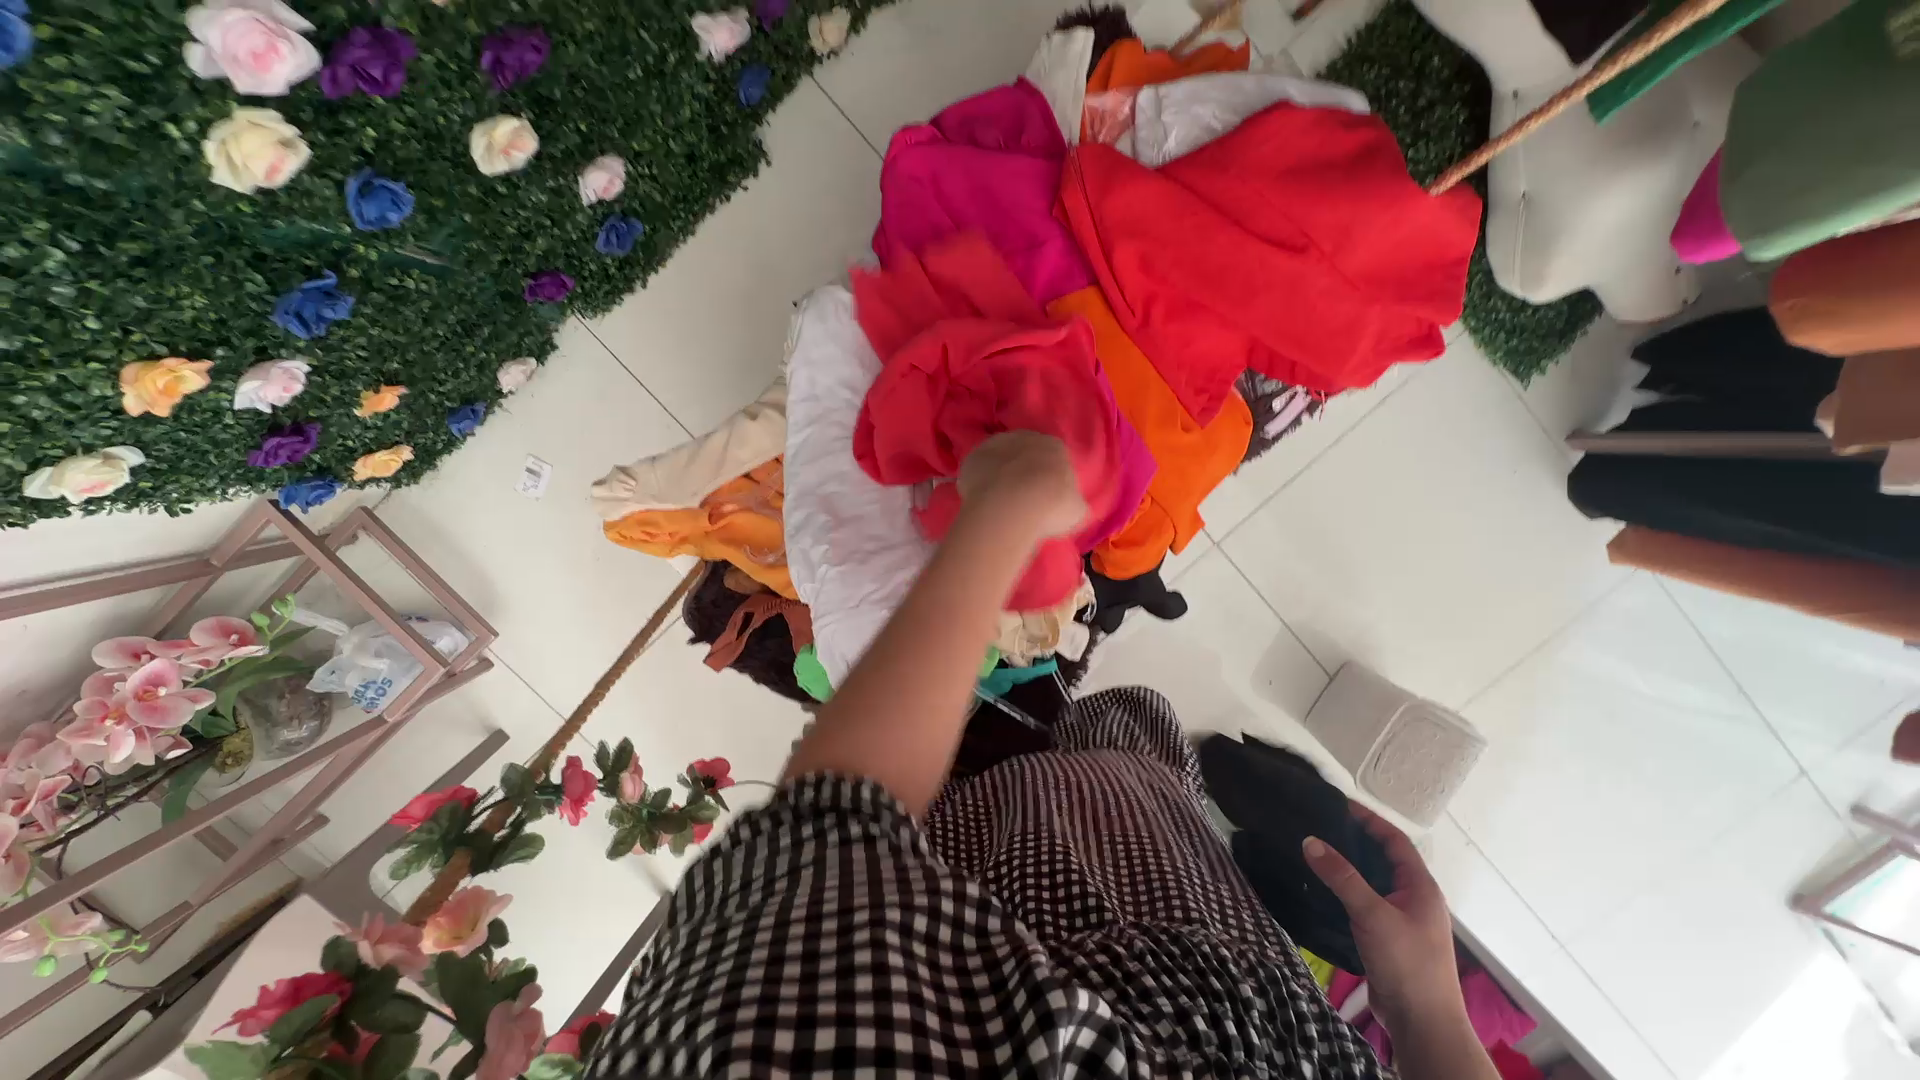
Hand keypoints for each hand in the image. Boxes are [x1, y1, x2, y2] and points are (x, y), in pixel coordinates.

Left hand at [957, 432, 1086, 540]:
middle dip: (1025, 471)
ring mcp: (998, 443)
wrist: (1010, 507)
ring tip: (1000, 500)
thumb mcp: (1077, 511)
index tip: (1046, 497)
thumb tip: (1073, 505)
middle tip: (1022, 498)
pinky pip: (979, 467)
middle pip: (1027, 453)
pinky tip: (981, 498)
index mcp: (1056, 447)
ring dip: (1001, 472)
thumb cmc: (1050, 508)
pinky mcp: (974, 455)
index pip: (1056, 458)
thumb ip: (1075, 503)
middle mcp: (1028, 437)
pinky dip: (980, 479)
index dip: (1050, 478)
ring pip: (1002, 457)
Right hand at [1303, 802, 1463, 1034]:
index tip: (1337, 804)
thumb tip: (1310, 840)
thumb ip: (1342, 877)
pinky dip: (1345, 891)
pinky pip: (1364, 903)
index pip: (1394, 840)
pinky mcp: (1387, 938)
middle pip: (1383, 858)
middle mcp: (1414, 898)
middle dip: (1354, 840)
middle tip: (1318, 825)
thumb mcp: (1372, 915)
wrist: (1422, 1024)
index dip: (1368, 819)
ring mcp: (1401, 920)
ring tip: (1313, 851)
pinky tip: (1321, 890)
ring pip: (1372, 882)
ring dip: (1348, 867)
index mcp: (1420, 887)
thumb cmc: (1407, 964)